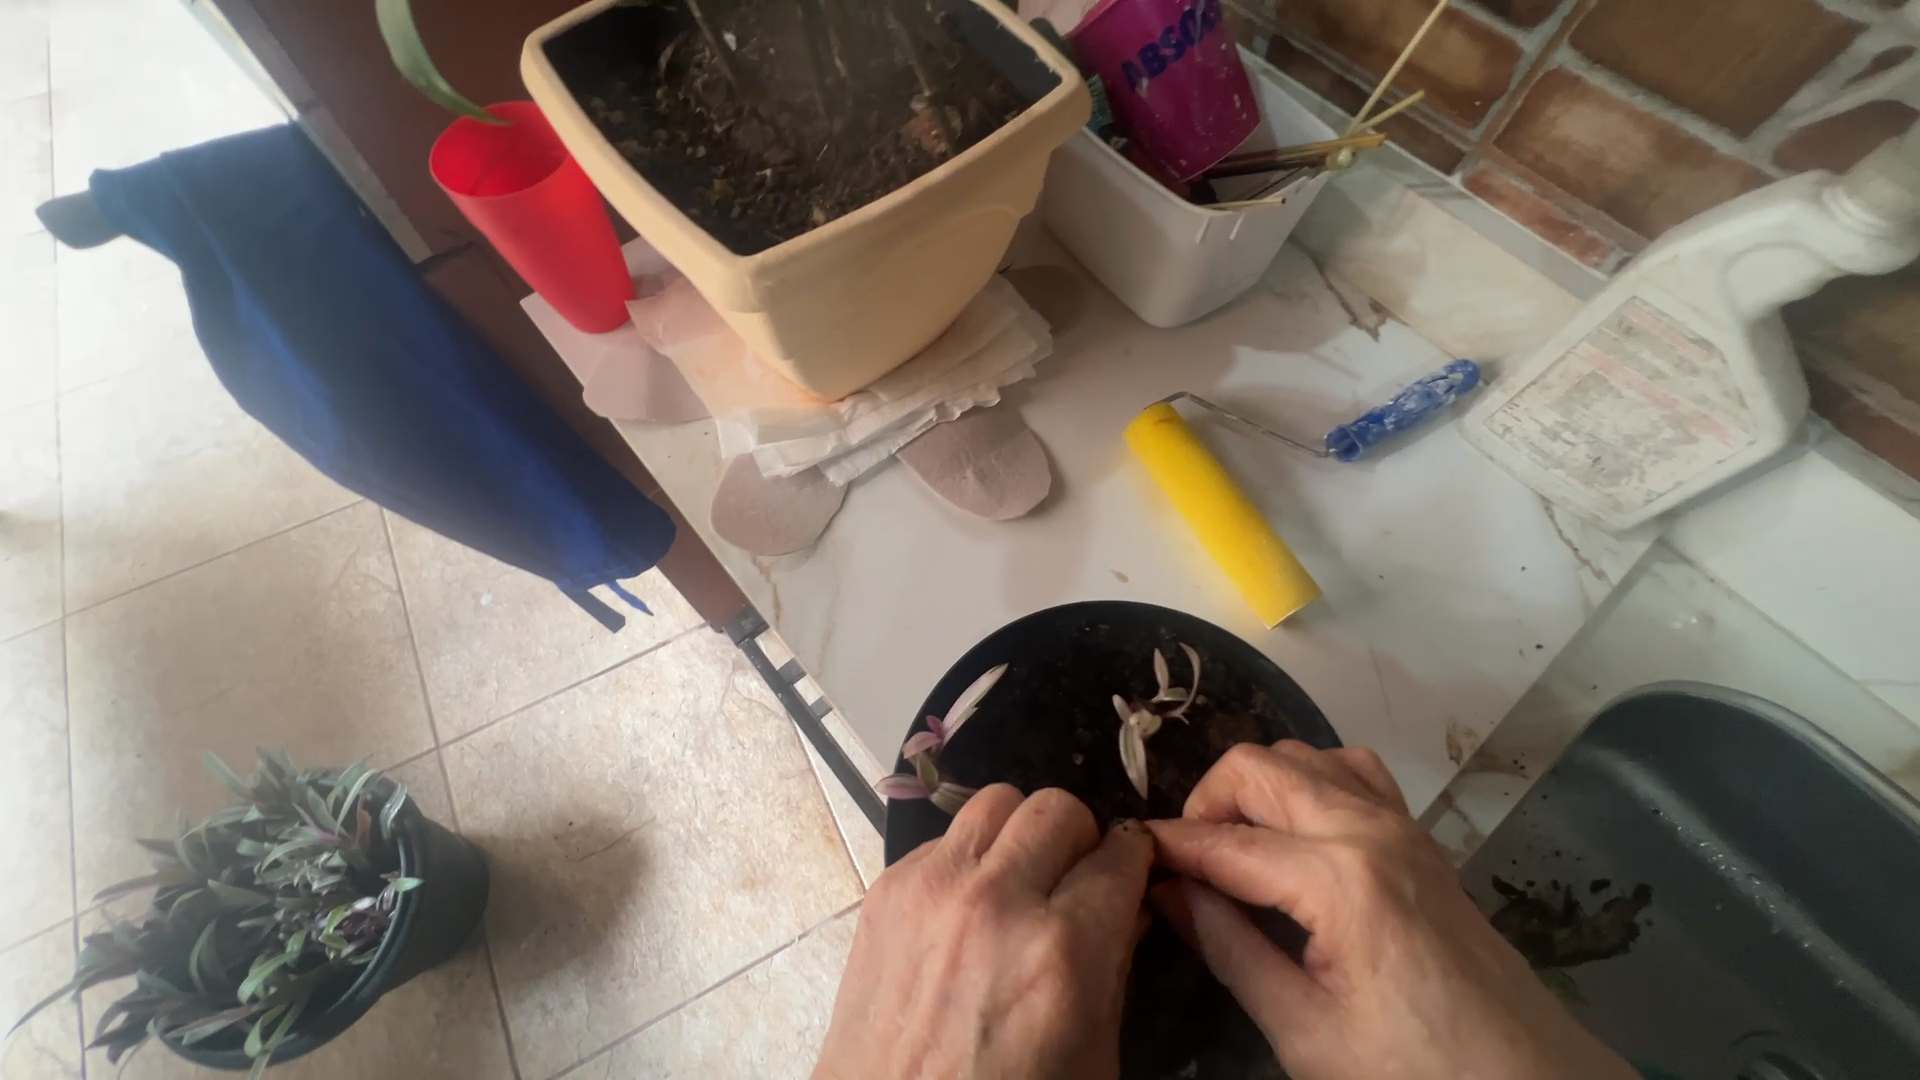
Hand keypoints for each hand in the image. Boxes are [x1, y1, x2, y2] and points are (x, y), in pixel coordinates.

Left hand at [814, 785, 1153, 1079]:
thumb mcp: (1093, 1058)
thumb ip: (1117, 967)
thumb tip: (1128, 901)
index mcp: (1061, 953)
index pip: (1120, 856)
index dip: (1134, 860)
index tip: (1131, 870)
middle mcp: (995, 900)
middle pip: (1056, 807)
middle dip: (1079, 837)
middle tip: (1074, 878)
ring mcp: (932, 885)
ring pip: (997, 800)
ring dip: (1020, 834)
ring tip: (1018, 880)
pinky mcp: (887, 885)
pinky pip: (945, 837)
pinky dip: (968, 859)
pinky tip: (964, 908)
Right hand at [1148, 741, 1636, 1079]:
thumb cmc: (1415, 1075)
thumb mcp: (1304, 1032)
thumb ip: (1227, 948)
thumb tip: (1165, 890)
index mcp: (1338, 881)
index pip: (1224, 843)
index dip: (1169, 846)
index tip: (1132, 854)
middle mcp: (1366, 829)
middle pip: (1255, 767)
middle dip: (1205, 802)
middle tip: (1188, 861)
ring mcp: (1398, 822)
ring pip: (1299, 754)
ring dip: (1255, 787)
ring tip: (1240, 845)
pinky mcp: (1417, 832)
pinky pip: (1350, 768)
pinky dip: (1308, 778)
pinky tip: (1299, 828)